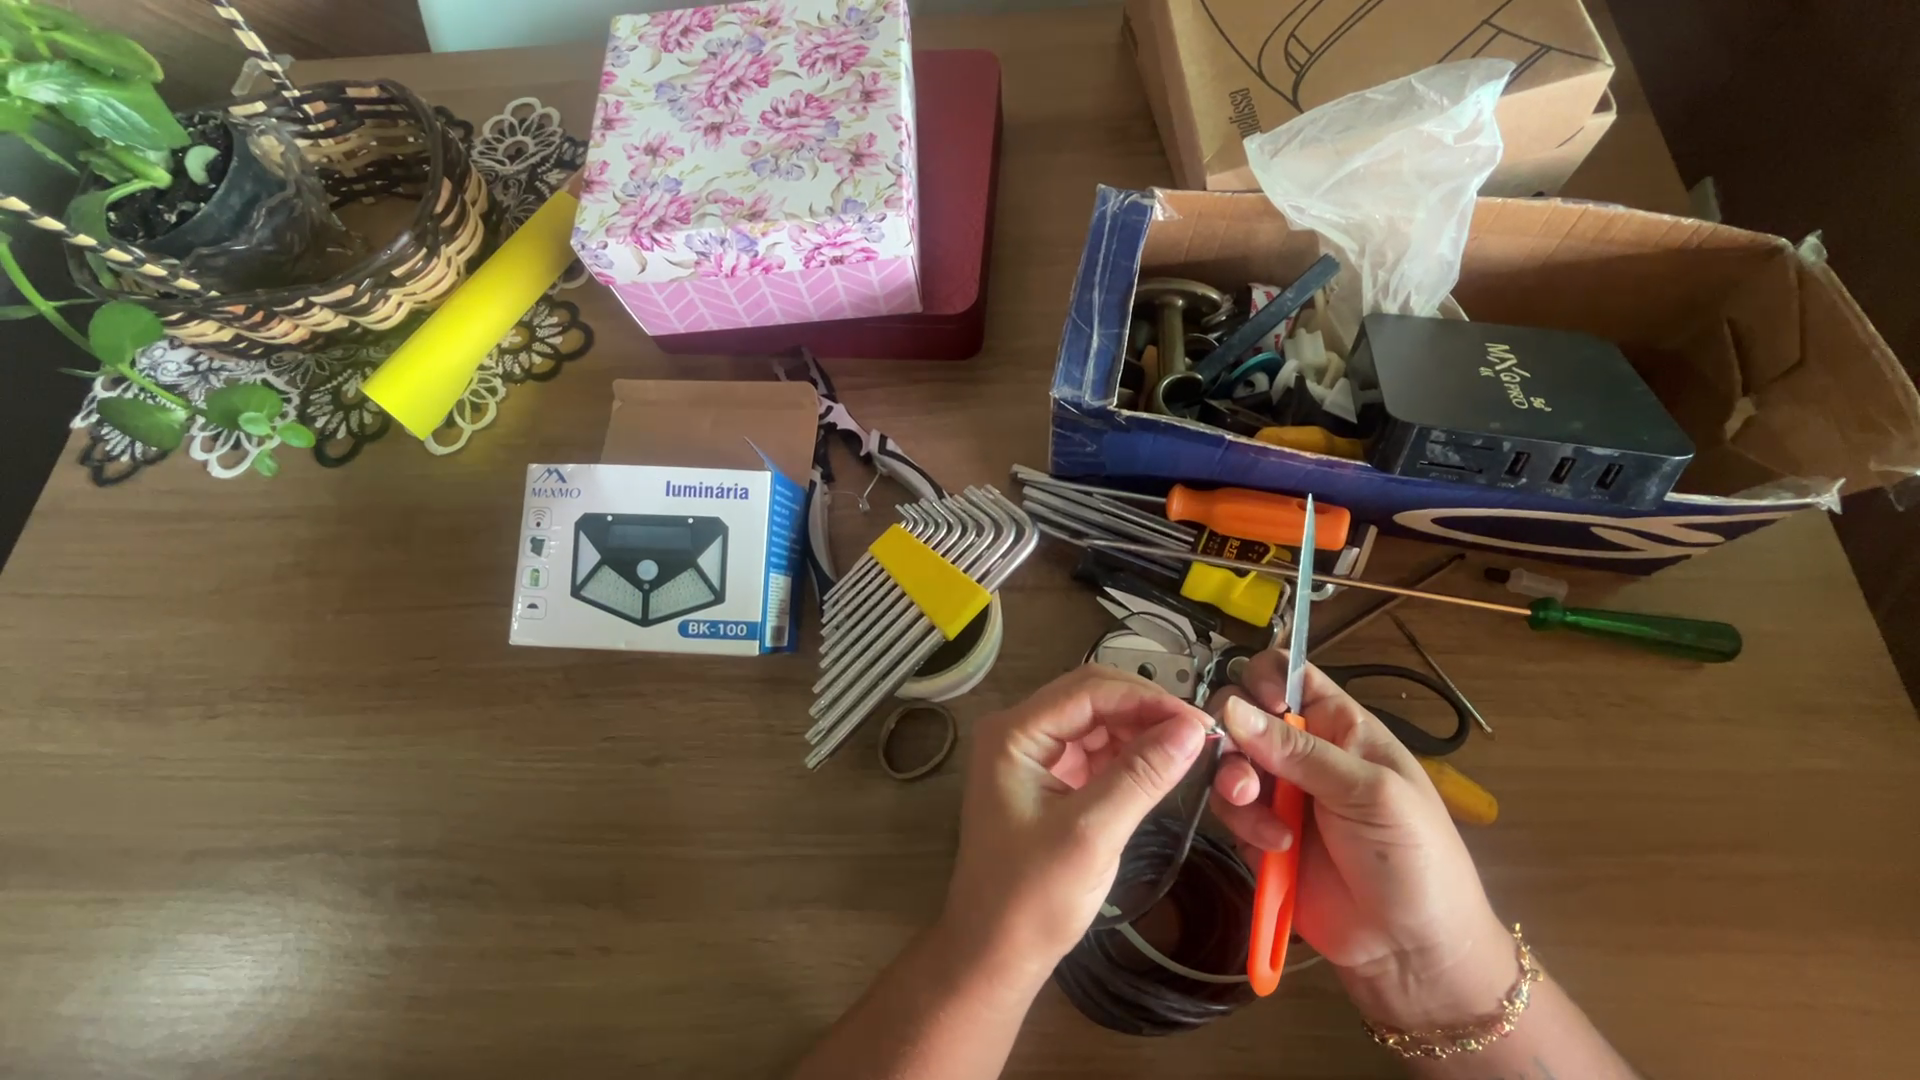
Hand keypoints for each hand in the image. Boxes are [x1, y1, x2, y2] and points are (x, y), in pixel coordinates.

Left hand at [939, 665, 1210, 975]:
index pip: (1088, 691)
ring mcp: (1032, 754)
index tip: (1201, 721)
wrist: (994, 951)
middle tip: (1200, 733)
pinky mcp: (1048, 777)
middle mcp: (1019, 731)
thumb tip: (1194, 729)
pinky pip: (1094, 748)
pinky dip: (1128, 753)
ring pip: (1096, 720)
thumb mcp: (1092, 833)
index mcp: (1014, 733)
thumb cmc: (1032, 898)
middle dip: (1145, 709)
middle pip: (1091, 696)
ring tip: (1189, 748)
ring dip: (1140, 729)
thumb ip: (1141, 776)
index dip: (1147, 699)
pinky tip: (1161, 765)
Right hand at [1209, 652, 1516, 1028]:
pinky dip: (1243, 823)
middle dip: (1235, 736)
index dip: (1263, 677)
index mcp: (1339, 725)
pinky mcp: (1258, 831)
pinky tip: (1274, 846)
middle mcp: (1302, 749)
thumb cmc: (1413, 857)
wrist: (1410, 952)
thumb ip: (1297, 749)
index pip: (1288, 674)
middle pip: (1243, 714)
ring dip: (1235, 782)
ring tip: (1255, 810)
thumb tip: (1230, 707)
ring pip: (1228, 760)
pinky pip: (1229, 808)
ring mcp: (1278, 791)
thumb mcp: (1367, 793)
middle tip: (1246, 769)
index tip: (1257, 704)